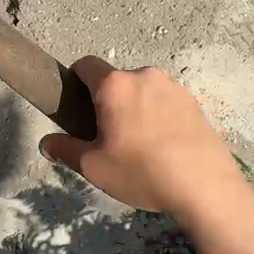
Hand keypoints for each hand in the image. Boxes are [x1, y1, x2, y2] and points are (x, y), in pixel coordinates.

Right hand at [38, 57, 249, 215]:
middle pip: (116, 81)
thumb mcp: (94, 167)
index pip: (86, 64)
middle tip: (108, 136)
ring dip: (135, 108)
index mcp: (115, 85)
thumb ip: (65, 150)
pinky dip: (159, 117)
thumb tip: (46, 143)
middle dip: (107, 101)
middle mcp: (145, 75)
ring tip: (140, 145)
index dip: (75, 81)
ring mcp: (174, 87)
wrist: (206, 189)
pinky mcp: (196, 103)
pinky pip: (166, 102)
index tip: (77, 107)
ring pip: (143, 91)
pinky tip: (164, 147)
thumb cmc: (142, 172)